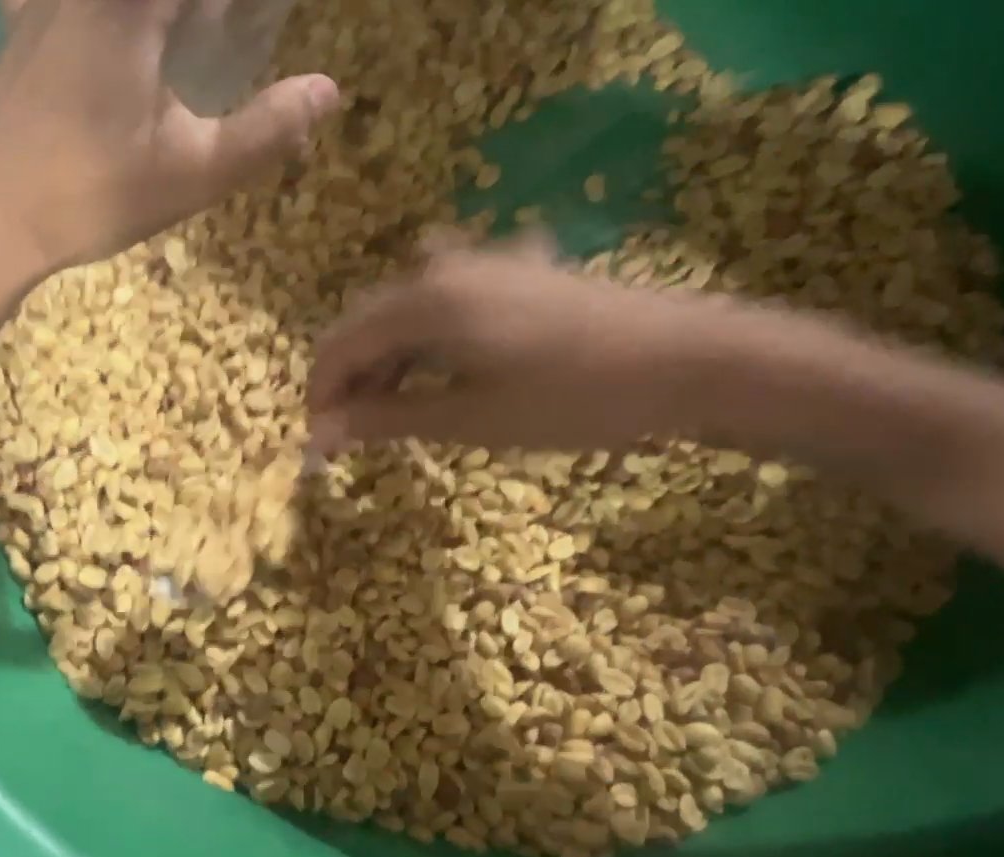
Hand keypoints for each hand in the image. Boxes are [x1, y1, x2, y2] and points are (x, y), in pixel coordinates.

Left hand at [0, 0, 337, 277]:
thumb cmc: (86, 196)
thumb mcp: (189, 173)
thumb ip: (265, 132)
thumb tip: (329, 92)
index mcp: (131, 4)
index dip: (240, 12)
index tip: (256, 31)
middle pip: (164, 0)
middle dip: (208, 19)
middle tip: (232, 42)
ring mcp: (43, 6)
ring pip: (119, 5)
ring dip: (164, 22)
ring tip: (187, 49)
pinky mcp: (19, 33)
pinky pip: (71, 11)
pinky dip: (111, 29)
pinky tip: (116, 65)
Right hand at [307, 236, 744, 452]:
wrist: (684, 359)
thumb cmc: (570, 397)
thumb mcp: (468, 418)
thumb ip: (385, 420)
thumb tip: (319, 435)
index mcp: (423, 301)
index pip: (338, 344)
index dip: (320, 395)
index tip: (321, 444)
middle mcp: (440, 269)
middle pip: (364, 324)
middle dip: (350, 381)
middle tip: (356, 439)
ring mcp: (479, 264)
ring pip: (402, 316)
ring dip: (386, 366)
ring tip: (398, 417)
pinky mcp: (510, 273)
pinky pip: (442, 307)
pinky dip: (424, 346)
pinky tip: (442, 377)